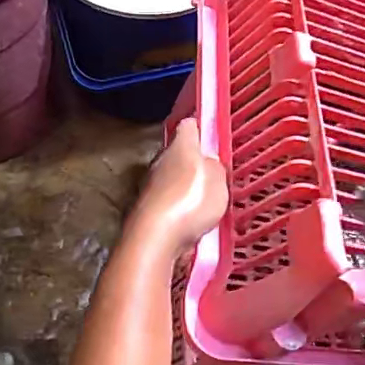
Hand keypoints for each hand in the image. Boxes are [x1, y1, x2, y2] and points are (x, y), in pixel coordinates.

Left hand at [127, 119, 227, 256]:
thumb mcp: (218, 181)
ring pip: (171, 178)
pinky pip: (167, 202)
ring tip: (204, 203)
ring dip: (184, 187)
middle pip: (178, 154)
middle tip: (212, 175)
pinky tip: (189, 222)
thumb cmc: (191, 202)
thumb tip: (209, 160)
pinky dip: (177, 209)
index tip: (210, 136)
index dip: (199, 129)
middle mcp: (160, 160)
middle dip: (193, 162)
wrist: (154, 238)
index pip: (188, 126)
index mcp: (180, 146)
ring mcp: (150, 185)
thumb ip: (216, 167)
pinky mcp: (145, 209)